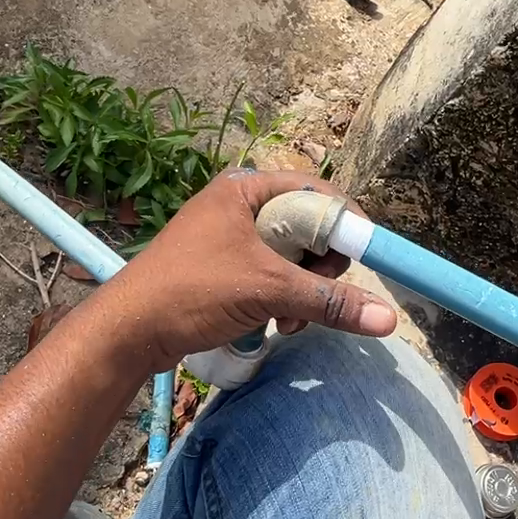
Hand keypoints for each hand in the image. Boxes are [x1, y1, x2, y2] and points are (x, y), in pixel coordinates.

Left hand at [87, 170, 396, 374]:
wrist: (128, 329)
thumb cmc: (194, 291)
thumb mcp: (268, 290)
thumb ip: (330, 301)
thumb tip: (389, 319)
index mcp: (247, 189)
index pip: (317, 192)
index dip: (345, 223)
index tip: (363, 258)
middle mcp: (240, 205)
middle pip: (308, 228)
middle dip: (319, 269)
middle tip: (317, 296)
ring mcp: (231, 237)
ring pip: (292, 258)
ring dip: (301, 292)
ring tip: (288, 321)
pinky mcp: (225, 267)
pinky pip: (271, 275)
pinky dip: (281, 299)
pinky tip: (274, 323)